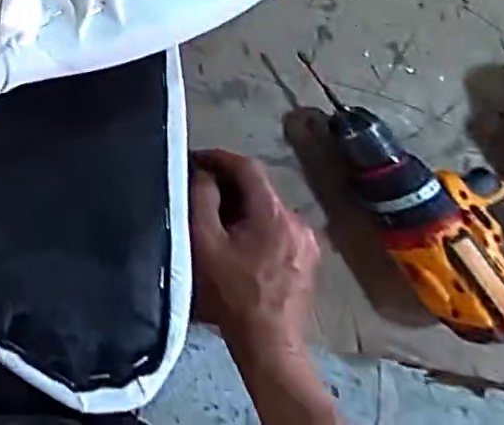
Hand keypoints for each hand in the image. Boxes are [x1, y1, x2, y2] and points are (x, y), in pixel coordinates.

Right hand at [188, 148, 321, 353]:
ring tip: (213, 214)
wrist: (269, 347)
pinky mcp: (307, 258)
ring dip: (240, 203)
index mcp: (274, 214)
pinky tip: (236, 237)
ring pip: (267, 206)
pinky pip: (277, 225)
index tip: (195, 160)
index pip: (247, 166)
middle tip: (199, 188)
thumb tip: (204, 174)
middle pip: (258, 186)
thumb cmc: (232, 294)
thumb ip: (201, 199)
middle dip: (227, 182)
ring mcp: (307, 242)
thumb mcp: (205, 242)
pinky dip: (255, 221)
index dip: (219, 157)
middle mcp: (297, 222)